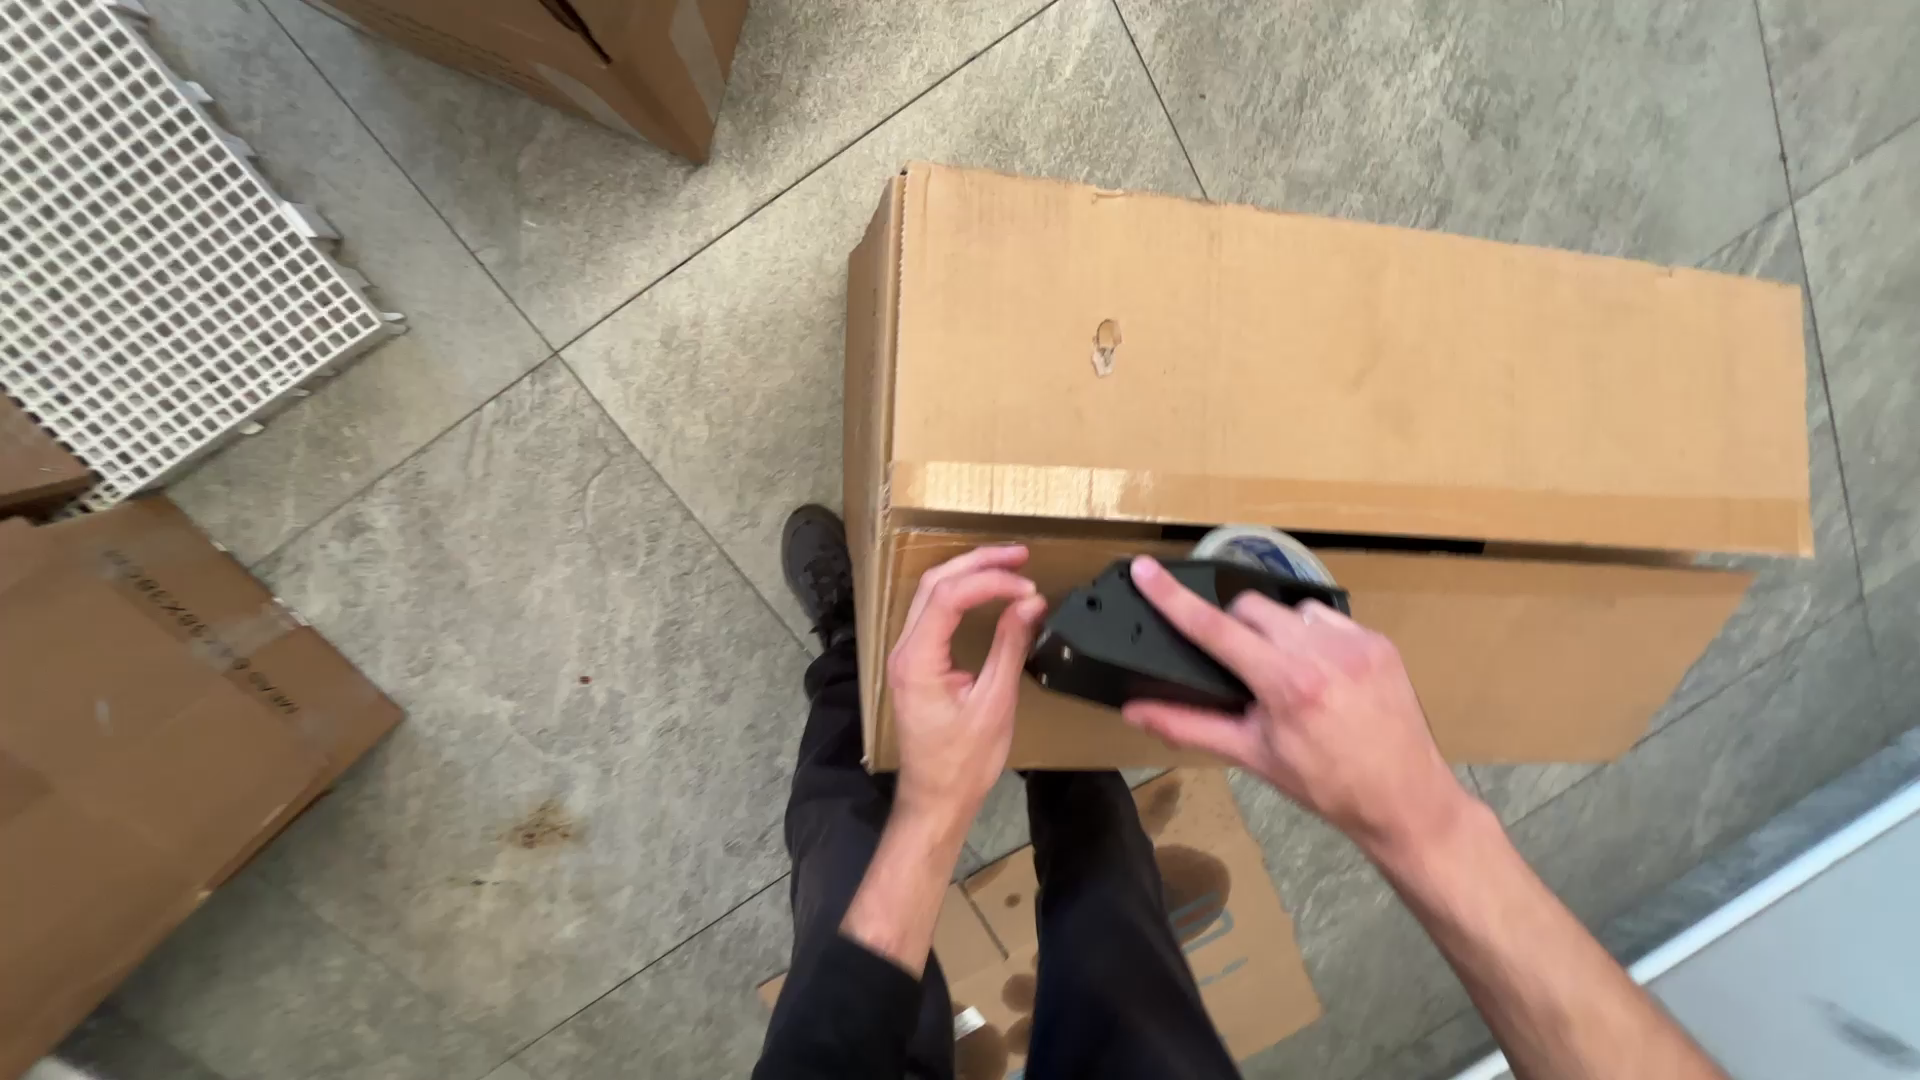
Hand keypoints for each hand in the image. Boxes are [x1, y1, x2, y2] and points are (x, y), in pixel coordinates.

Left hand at [887, 545, 1047, 828]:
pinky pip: (933, 612)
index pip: (950, 597)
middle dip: (978, 562)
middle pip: (935, 584)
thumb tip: (1030, 603)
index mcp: (917, 659)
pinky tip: (986, 589)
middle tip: (1020, 554)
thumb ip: (1009, 647)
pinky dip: (961, 593)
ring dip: (968, 572)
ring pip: (931, 593)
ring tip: (1008, 562)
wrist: (935, 799)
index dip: (991, 582)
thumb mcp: (994, 704)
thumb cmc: (963, 763)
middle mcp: (903, 649)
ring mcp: (905, 654)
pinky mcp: (915, 662)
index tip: (1027, 587)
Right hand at [1120, 556, 1472, 857]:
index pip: (1214, 629)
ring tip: (1284, 670)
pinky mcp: (1378, 641)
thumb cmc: (1324, 785)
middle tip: (1243, 672)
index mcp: (1286, 684)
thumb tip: (1134, 711)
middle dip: (1235, 631)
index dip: (1172, 598)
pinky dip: (1310, 635)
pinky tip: (1318, 668)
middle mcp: (1322, 652)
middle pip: (1249, 608)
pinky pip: (1325, 617)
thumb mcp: (1251, 755)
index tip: (1143, 568)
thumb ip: (1187, 726)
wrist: (1407, 802)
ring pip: (1287, 609)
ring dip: (1273, 630)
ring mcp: (1355, 642)